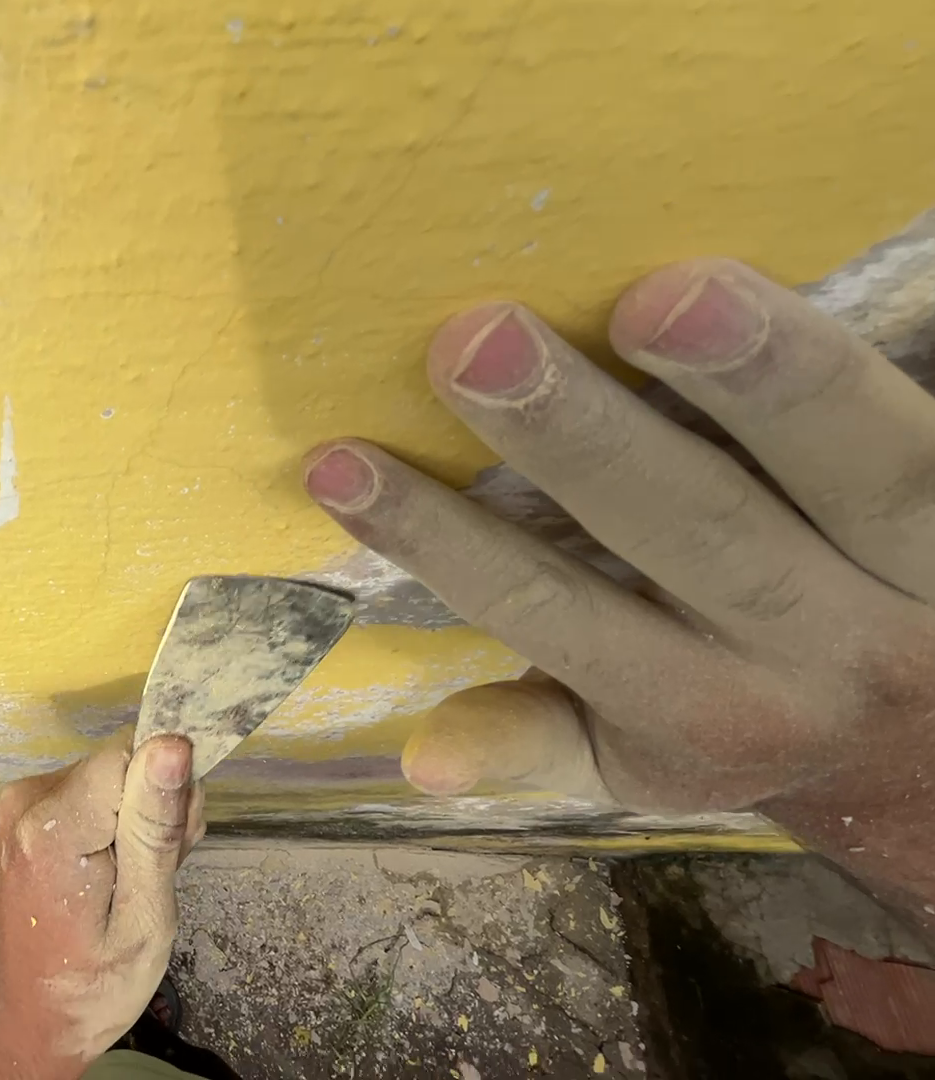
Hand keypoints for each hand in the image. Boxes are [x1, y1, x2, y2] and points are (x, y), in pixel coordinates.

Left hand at [0, 730, 205, 1079]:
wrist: (24, 1016)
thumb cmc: (90, 986)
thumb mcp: (143, 917)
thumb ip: (154, 826)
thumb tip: (172, 744)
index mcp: (51, 825)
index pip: (128, 753)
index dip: (163, 788)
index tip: (173, 840)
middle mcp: (26, 797)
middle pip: (119, 765)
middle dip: (152, 808)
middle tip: (153, 875)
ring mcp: (19, 801)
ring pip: (107, 777)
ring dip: (134, 819)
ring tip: (131, 881)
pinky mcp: (22, 809)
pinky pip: (86, 791)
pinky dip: (109, 823)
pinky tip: (109, 871)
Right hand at [302, 258, 934, 926]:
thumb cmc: (738, 724)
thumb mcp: (629, 766)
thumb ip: (526, 743)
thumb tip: (413, 767)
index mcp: (693, 710)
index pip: (531, 604)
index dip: (429, 535)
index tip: (333, 466)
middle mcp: (815, 649)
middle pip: (678, 525)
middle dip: (568, 433)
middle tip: (471, 342)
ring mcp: (934, 576)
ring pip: (859, 468)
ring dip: (757, 378)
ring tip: (662, 296)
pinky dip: (860, 357)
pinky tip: (773, 286)